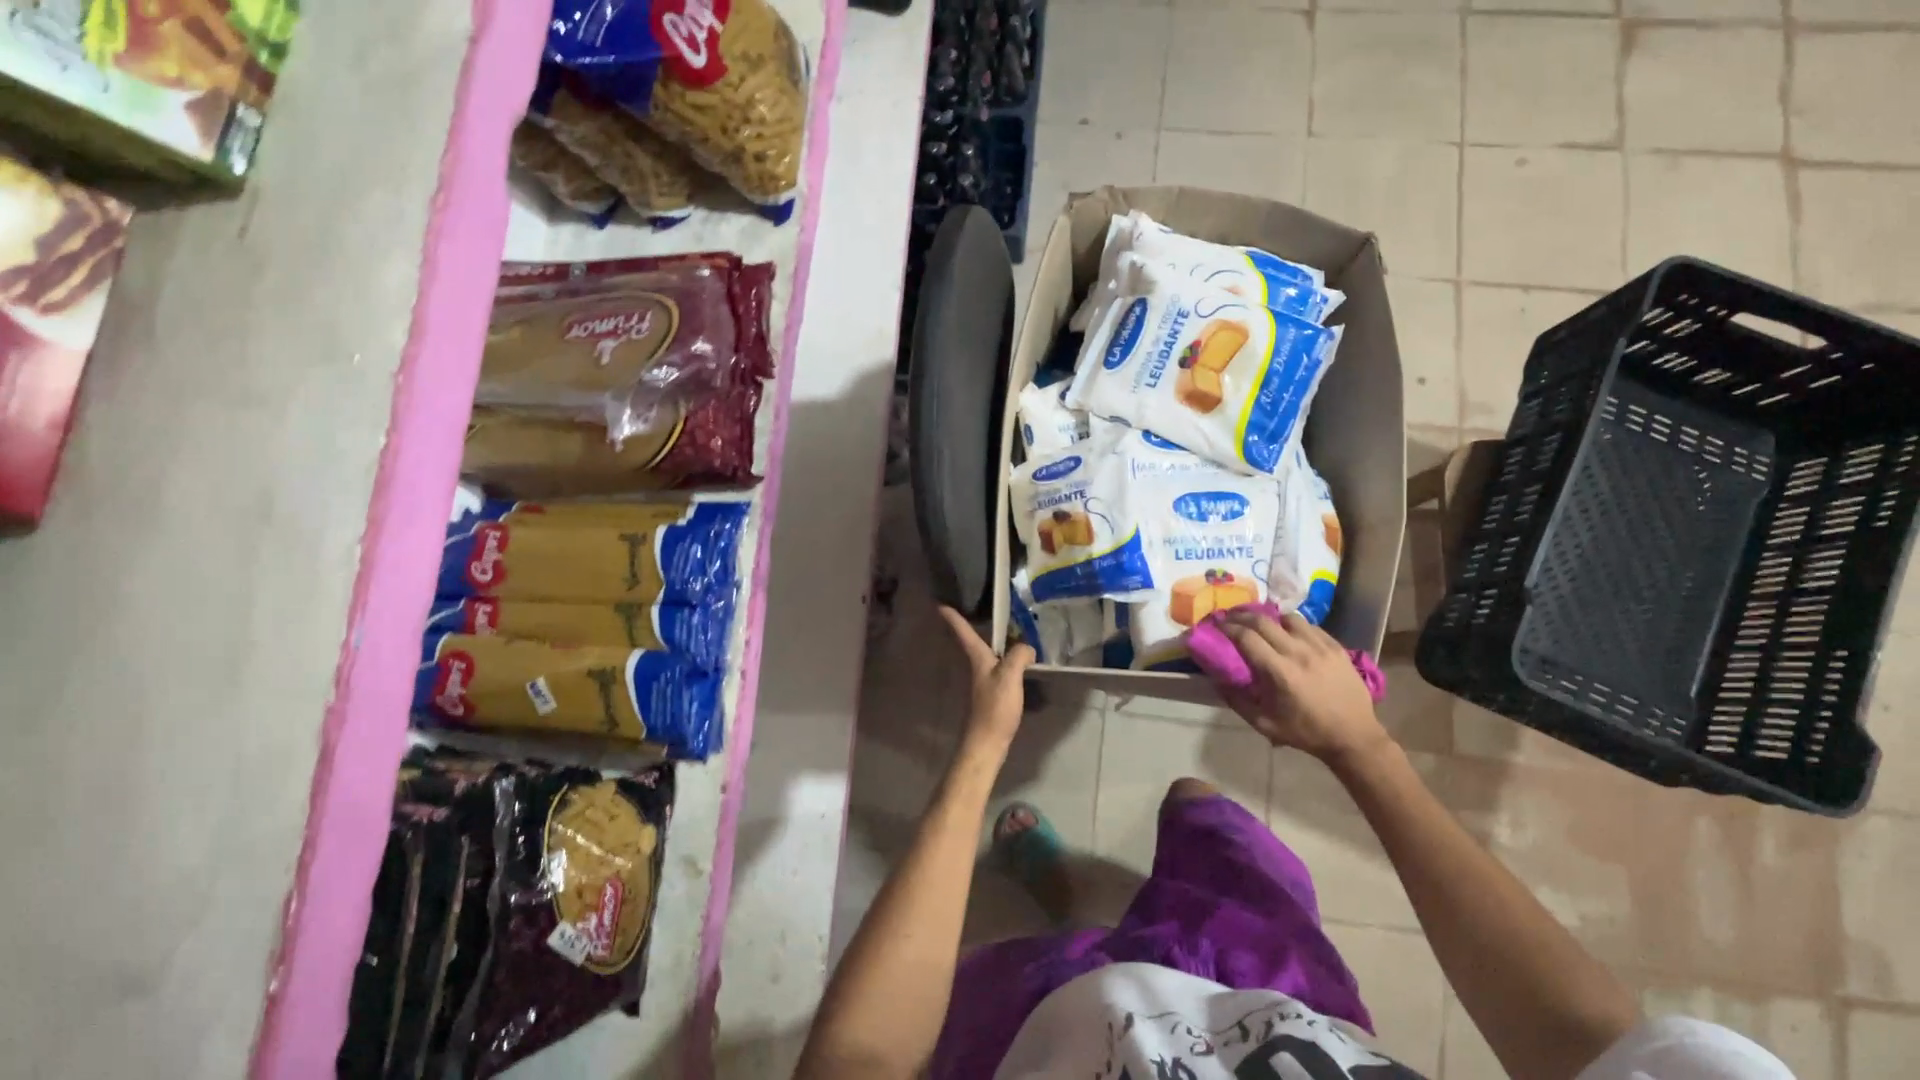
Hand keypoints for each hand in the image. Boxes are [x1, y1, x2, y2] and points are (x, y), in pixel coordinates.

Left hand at [939, 605, 1034, 752]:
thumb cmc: (995, 708)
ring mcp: (983, 682)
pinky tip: (1015, 664)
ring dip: (989, 644)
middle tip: (970, 611)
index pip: (964, 634)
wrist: (987, 742)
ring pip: (985, 656)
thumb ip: (1018, 656)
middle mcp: (977, 668)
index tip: (941, 605)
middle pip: (972, 643)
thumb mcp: (1009, 677)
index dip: (953, 619)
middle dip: (968, 628)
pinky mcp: (991, 695)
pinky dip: (1003, 660)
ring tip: (1002, 633)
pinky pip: (997, 670)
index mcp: (978, 660)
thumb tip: (1027, 648)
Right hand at [1215, 610, 1390, 764]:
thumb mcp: (1264, 724)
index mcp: (1279, 672)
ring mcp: (1320, 647)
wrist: (1353, 736)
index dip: (1227, 628)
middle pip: (1263, 620)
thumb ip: (1237, 700)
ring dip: (1269, 618)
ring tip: (1261, 624)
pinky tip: (1289, 633)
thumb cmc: (1306, 732)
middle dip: (1241, 616)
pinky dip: (1293, 625)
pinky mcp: (1336, 647)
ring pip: (1288, 618)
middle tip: (1230, 618)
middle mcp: (1299, 652)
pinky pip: (1309, 626)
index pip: (1246, 637)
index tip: (1216, 626)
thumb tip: (1217, 679)